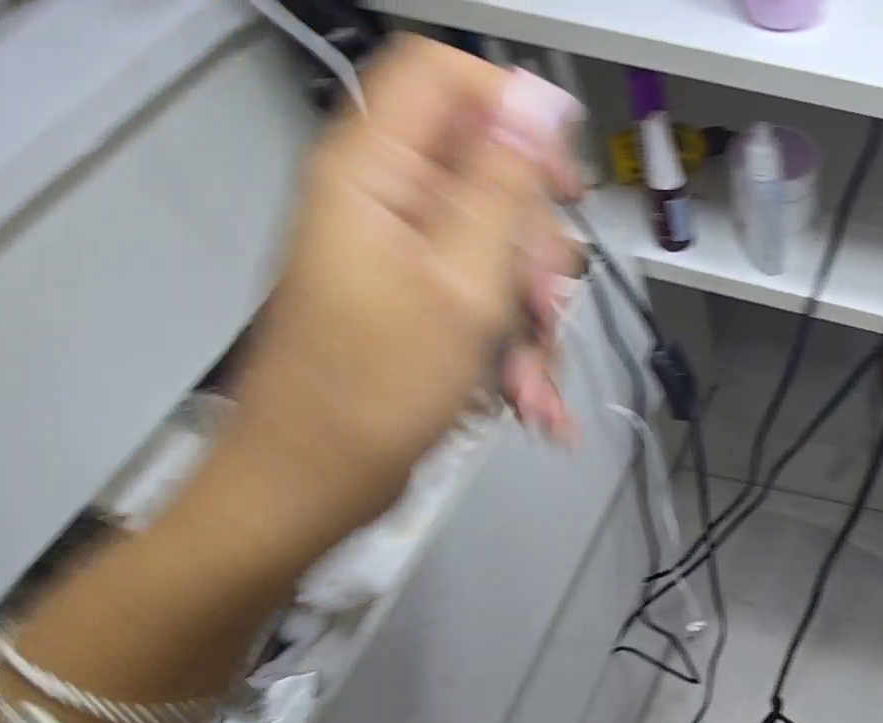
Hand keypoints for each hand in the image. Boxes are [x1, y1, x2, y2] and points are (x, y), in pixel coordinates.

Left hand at [208, 35, 579, 557]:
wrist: (317, 482)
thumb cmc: (373, 395)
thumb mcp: (462, 286)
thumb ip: (504, 188)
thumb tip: (537, 103)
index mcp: (375, 175)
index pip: (445, 80)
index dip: (515, 113)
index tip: (564, 180)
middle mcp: (386, 204)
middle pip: (491, 178)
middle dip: (537, 248)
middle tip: (543, 303)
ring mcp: (403, 258)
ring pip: (502, 251)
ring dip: (534, 317)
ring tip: (532, 381)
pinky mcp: (419, 304)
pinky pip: (488, 302)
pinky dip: (517, 349)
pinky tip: (532, 402)